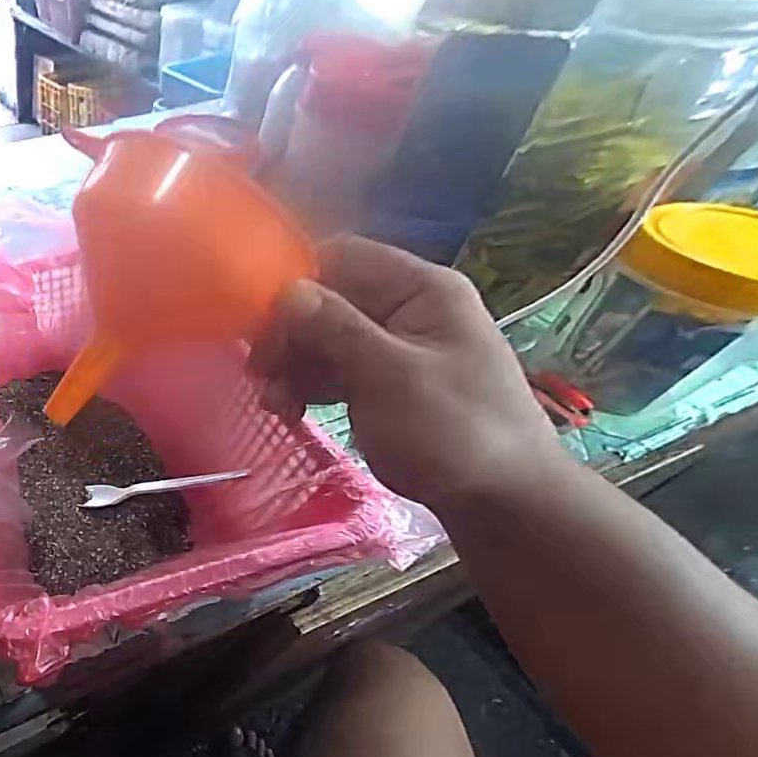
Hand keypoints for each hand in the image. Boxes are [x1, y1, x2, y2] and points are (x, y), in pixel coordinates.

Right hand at [248, 235, 568, 509]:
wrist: (499, 498)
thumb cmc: (452, 430)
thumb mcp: (389, 376)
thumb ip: (335, 329)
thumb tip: (285, 290)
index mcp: (418, 290)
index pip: (343, 258)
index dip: (295, 281)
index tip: (258, 324)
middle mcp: (403, 310)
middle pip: (326, 302)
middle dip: (288, 336)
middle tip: (262, 376)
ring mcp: (391, 348)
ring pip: (322, 340)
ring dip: (291, 367)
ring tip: (275, 405)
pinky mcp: (380, 383)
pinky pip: (332, 371)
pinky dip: (306, 387)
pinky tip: (290, 410)